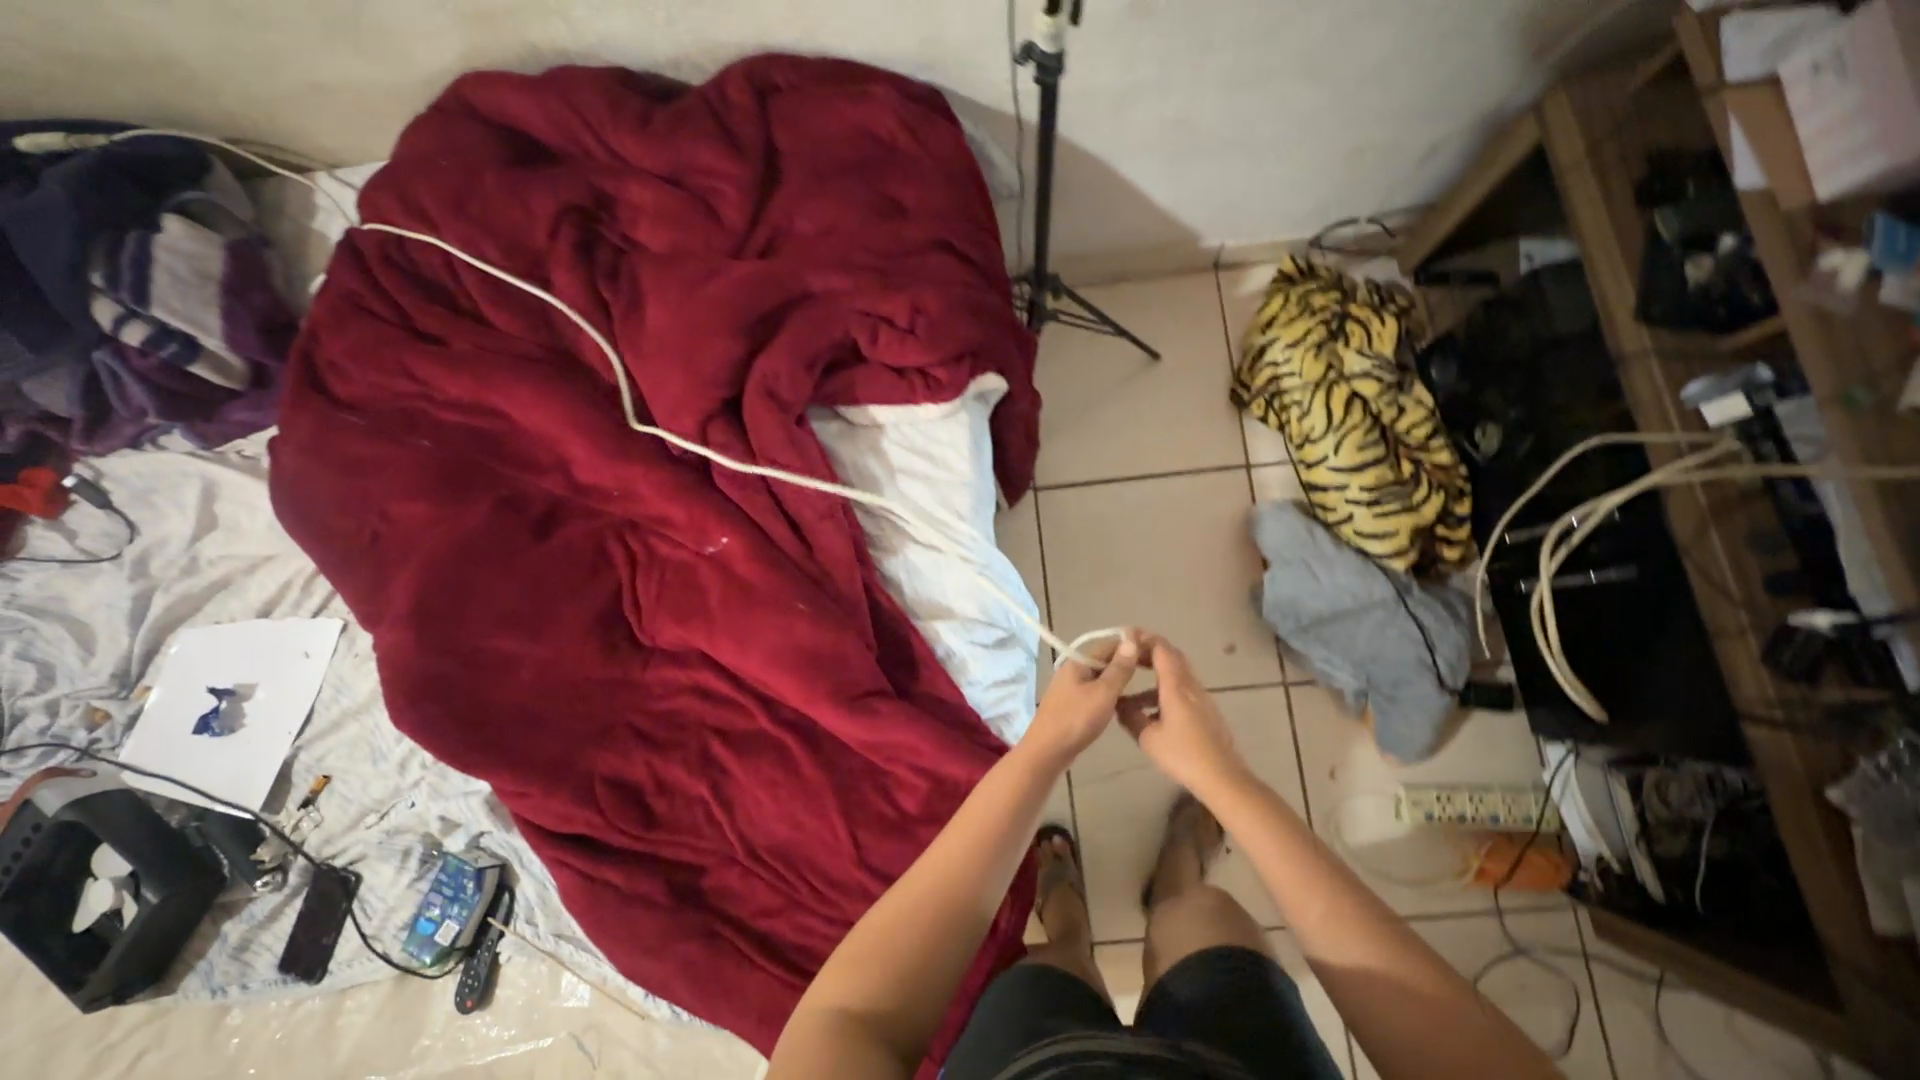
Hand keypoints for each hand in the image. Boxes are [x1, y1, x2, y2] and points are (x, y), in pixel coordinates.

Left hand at [1022, 630, 1141, 770]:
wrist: (1047, 751)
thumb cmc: (1076, 719)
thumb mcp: (1103, 693)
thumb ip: (1119, 668)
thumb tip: (1131, 639)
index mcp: (1078, 663)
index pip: (1109, 645)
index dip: (1131, 644)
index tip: (1155, 650)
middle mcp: (1072, 671)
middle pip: (1103, 660)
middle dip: (1126, 661)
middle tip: (1153, 667)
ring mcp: (1069, 688)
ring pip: (1099, 677)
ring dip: (1119, 678)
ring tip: (1143, 682)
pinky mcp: (1071, 705)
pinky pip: (1094, 692)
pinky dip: (1109, 692)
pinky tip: (1122, 701)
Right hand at [1117, 636, 1248, 797]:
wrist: (1222, 776)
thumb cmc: (1183, 755)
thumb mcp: (1148, 738)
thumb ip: (1131, 717)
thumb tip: (1118, 703)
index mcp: (1176, 687)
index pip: (1161, 649)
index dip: (1143, 638)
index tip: (1125, 636)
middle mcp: (1191, 686)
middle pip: (1172, 657)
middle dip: (1149, 652)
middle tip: (1127, 657)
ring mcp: (1202, 698)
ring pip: (1178, 675)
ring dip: (1156, 675)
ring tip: (1133, 693)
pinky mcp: (1207, 711)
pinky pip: (1183, 690)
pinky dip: (1165, 691)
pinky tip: (1152, 713)